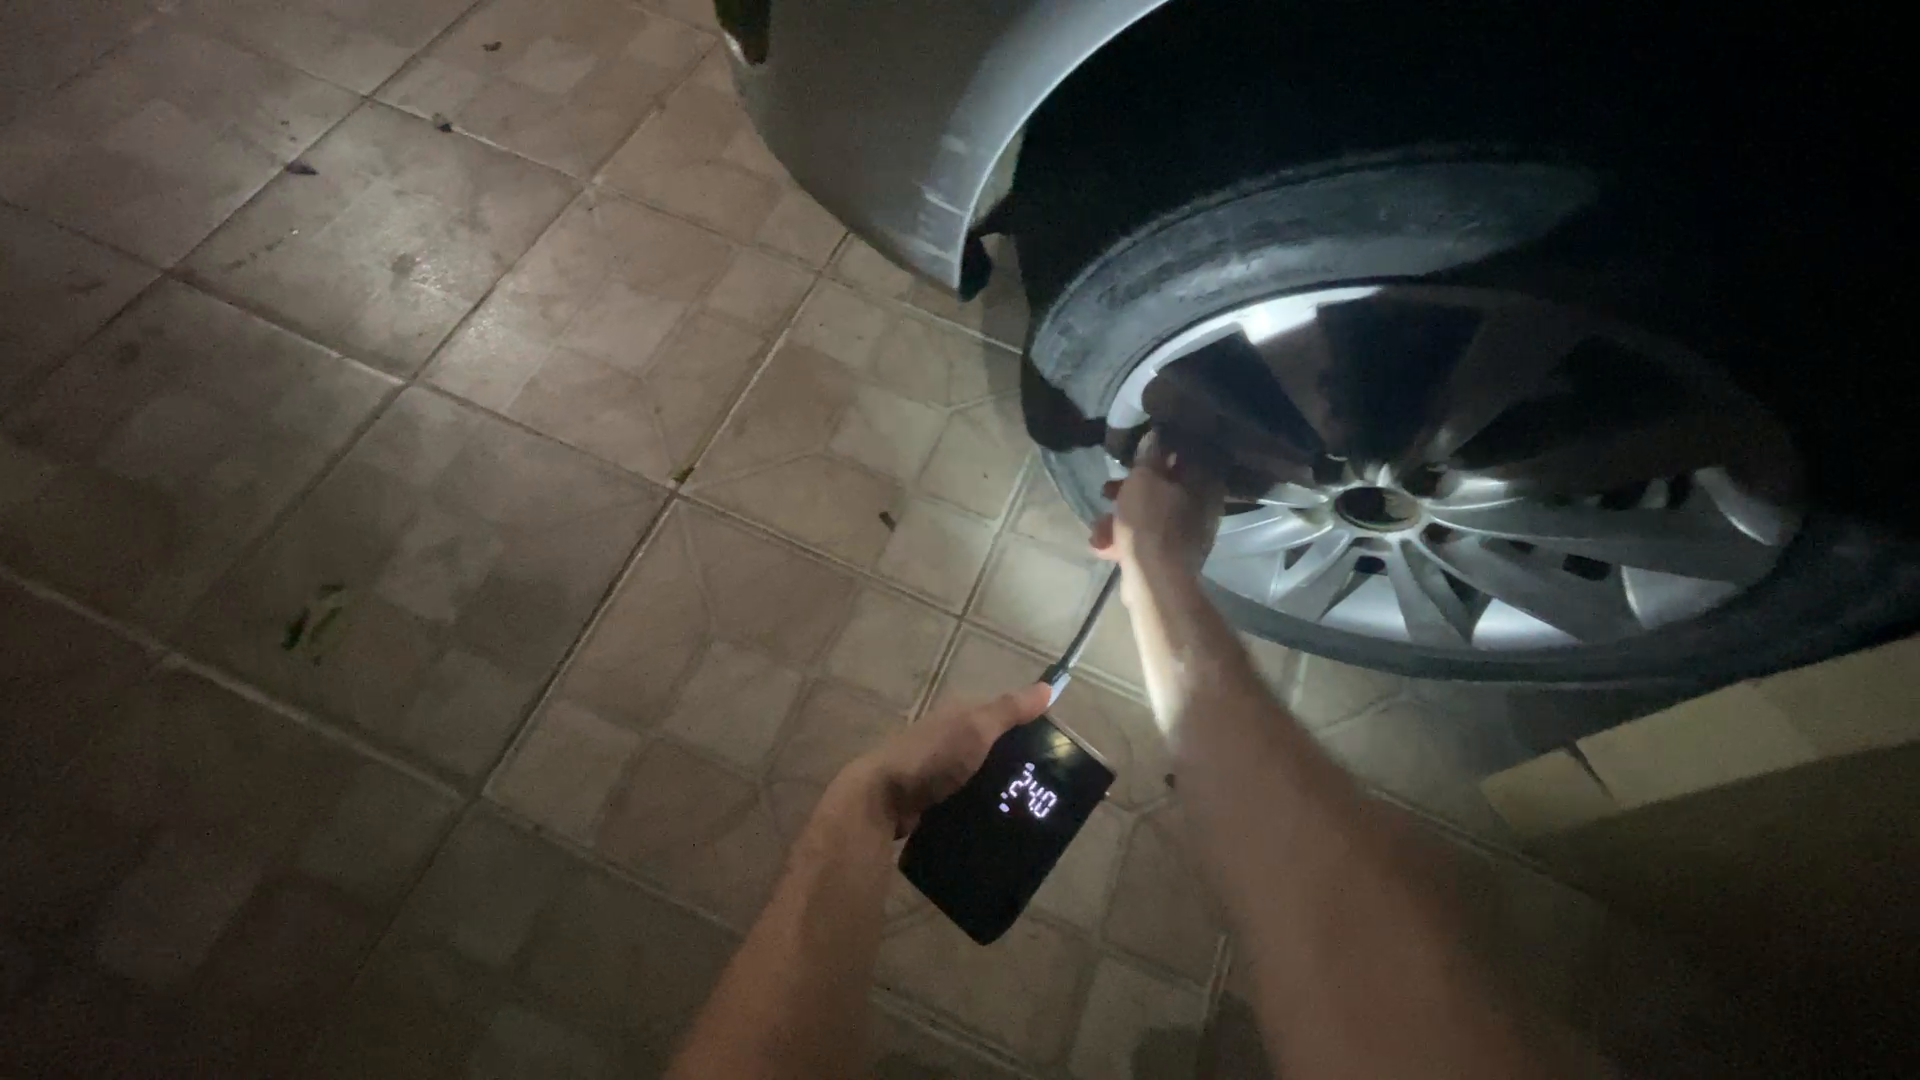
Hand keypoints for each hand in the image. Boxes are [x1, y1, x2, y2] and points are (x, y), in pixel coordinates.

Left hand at [842, 683, 1052, 836]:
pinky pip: (965, 799)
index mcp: (959, 713)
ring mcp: (938, 768)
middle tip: (1044, 791)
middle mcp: (948, 735)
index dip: (1027, 728)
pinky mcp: (931, 797)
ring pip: (979, 775)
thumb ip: (1010, 710)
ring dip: (998, 790)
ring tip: (1026, 812)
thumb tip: (1049, 687)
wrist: (882, 799)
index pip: (1002, 715)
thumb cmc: (933, 757)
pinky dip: (980, 807)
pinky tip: (997, 823)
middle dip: (1014, 765)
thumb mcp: (977, 728)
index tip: (1054, 754)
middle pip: (992, 747)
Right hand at [1090, 430, 1225, 574]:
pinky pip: (1147, 541)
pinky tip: (1102, 546)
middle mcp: (1202, 509)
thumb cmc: (1150, 523)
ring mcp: (1188, 536)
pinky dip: (1125, 541)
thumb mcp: (1143, 481)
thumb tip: (1155, 435)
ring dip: (1120, 519)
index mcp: (1203, 485)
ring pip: (1150, 517)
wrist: (1154, 580)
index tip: (1133, 457)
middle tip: (1107, 491)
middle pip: (1163, 489)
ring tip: (1098, 529)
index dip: (1156, 454)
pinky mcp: (1173, 559)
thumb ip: (1148, 457)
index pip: (1185, 458)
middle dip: (1129, 491)